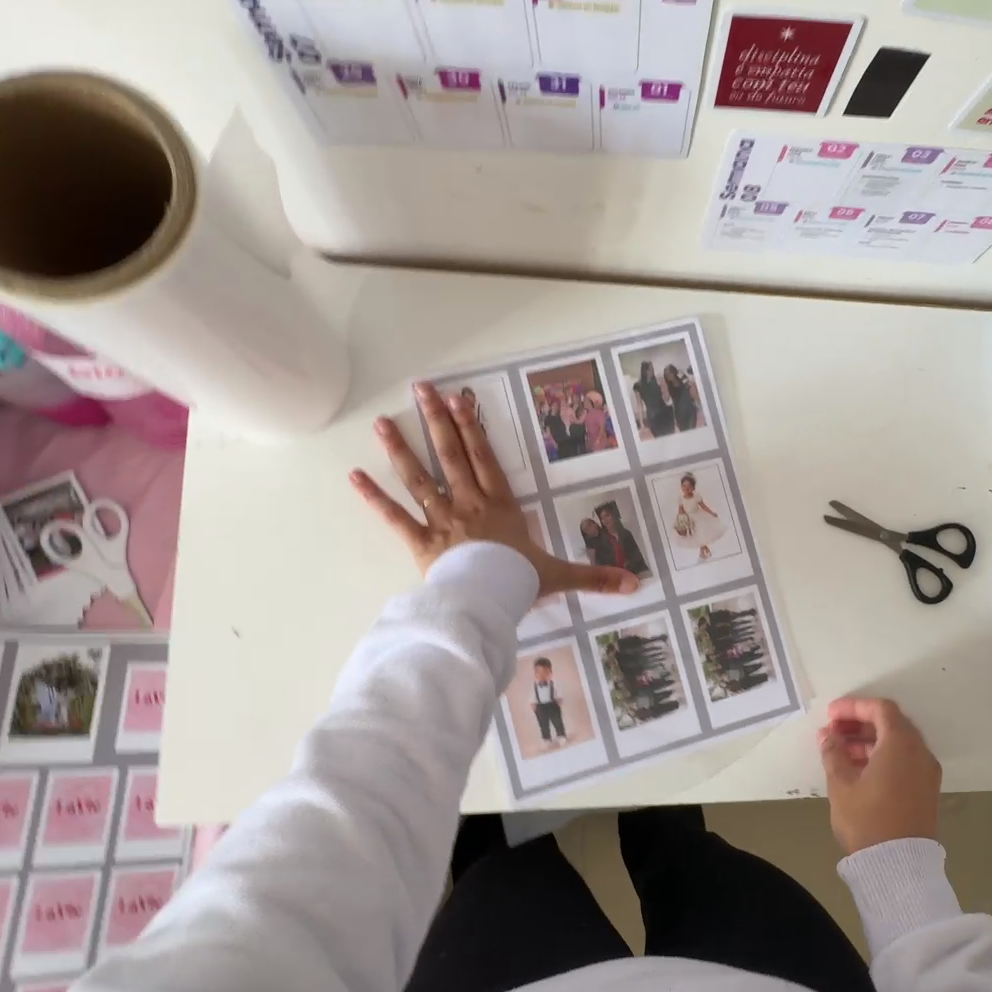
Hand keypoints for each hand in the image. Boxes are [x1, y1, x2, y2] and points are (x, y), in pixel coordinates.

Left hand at [351, 382, 639, 598]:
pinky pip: (395, 518)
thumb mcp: (560, 576)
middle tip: (421, 388)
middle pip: (450, 455)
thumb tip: (637, 583)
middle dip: (436, 421)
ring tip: (383, 422)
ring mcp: (442, 520)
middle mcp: (469, 504)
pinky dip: (374, 498)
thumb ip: (595, 577)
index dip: (473, 427)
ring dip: (401, 449)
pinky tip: (354, 476)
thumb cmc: (521, 583)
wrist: (489, 603)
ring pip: (419, 478)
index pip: (485, 458)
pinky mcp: (421, 542)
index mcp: (501, 505)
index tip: (461, 399)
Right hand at [818, 696, 941, 854]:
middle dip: (860, 723)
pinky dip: (882, 756)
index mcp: (901, 745)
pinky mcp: (926, 791)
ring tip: (840, 752)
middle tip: (834, 731)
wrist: (899, 868)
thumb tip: (828, 736)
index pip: (880, 709)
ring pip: (898, 743)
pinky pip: (904, 760)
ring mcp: (926, 773)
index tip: (831, 715)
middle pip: (891, 723)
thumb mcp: (841, 784)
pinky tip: (858, 769)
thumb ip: (833, 753)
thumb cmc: (867, 820)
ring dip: (870, 741)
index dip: (854, 707)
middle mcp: (920, 753)